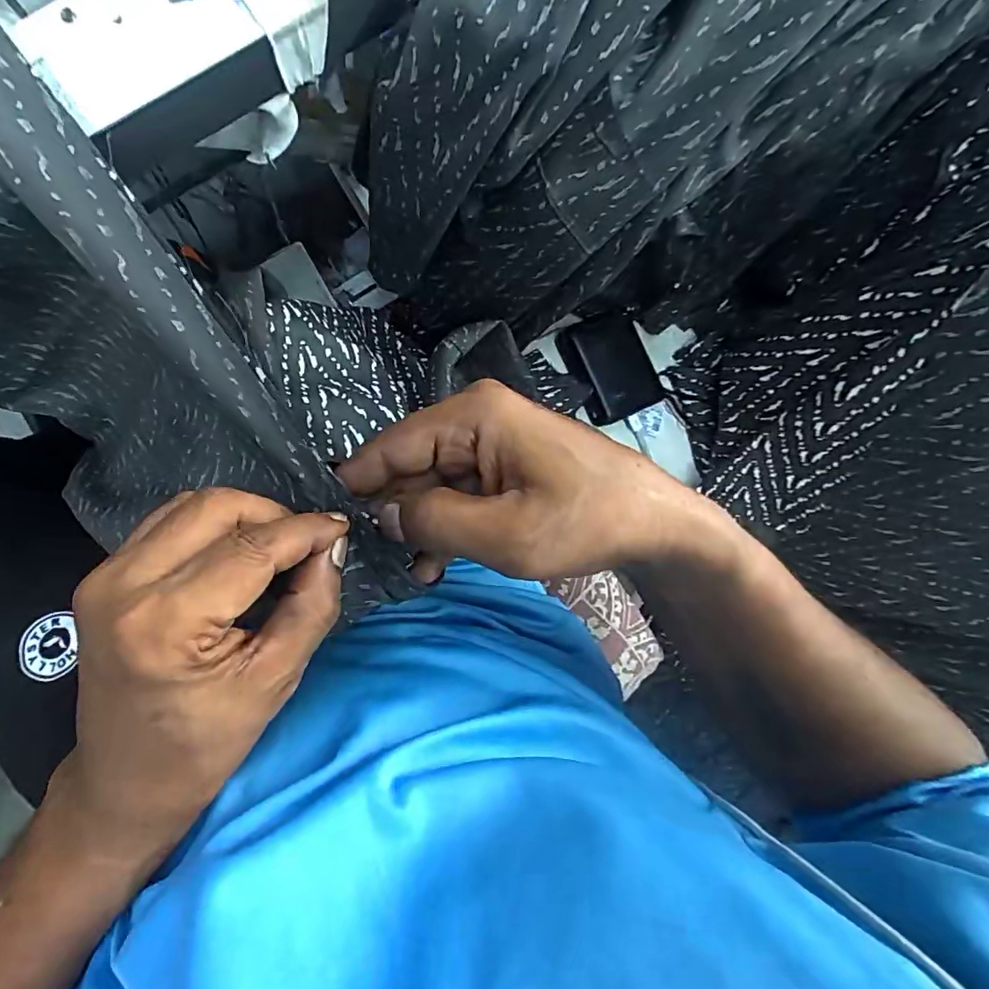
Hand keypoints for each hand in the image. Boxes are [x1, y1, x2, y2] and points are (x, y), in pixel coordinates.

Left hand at [47, 488, 348, 864]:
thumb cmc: (206, 744)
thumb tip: (331, 547)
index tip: (341, 528)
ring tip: (278, 549)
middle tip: (307, 545)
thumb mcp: (275, 680)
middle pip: (215, 508)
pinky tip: (238, 555)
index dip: (305, 530)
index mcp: (167, 621)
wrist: (125, 780)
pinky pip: (167, 523)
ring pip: (190, 505)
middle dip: (274, 515)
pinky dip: (213, 526)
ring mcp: (105, 576)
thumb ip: (311, 607)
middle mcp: (124, 584)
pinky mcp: (103, 576)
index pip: (252, 548)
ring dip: (244, 517)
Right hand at [336, 380, 727, 580]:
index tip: (333, 524)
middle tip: (386, 562)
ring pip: (437, 482)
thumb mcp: (503, 534)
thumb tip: (384, 515)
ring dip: (426, 525)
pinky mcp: (511, 464)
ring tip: (421, 571)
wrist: (654, 523)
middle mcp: (479, 418)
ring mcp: (497, 441)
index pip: (392, 446)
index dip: (361, 486)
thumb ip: (434, 522)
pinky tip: (444, 561)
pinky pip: (465, 491)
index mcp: (474, 417)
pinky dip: (453, 523)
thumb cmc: (584, 522)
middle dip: (399, 513)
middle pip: (414, 464)